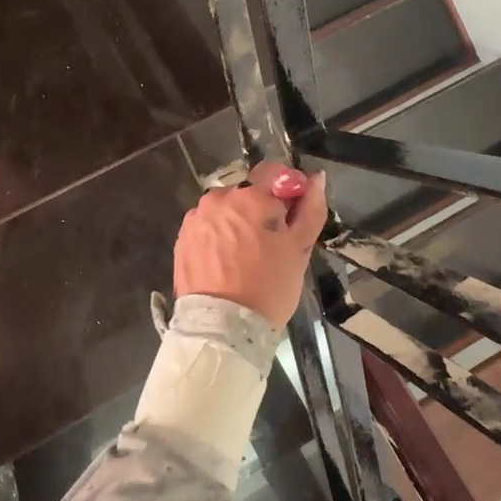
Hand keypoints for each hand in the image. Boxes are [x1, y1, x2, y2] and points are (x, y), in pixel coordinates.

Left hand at [174, 162, 328, 325]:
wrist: (222, 327)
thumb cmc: (268, 287)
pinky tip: (225, 263)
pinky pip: (207, 227)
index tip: (292, 215)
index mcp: (250, 196)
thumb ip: (310, 209)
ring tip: (245, 257)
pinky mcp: (183, 237)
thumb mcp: (299, 250)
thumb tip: (316, 177)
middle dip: (260, 211)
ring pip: (225, 210)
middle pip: (247, 193)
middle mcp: (219, 198)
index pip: (274, 173)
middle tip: (270, 245)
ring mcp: (197, 217)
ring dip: (236, 223)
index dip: (287, 191)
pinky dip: (217, 237)